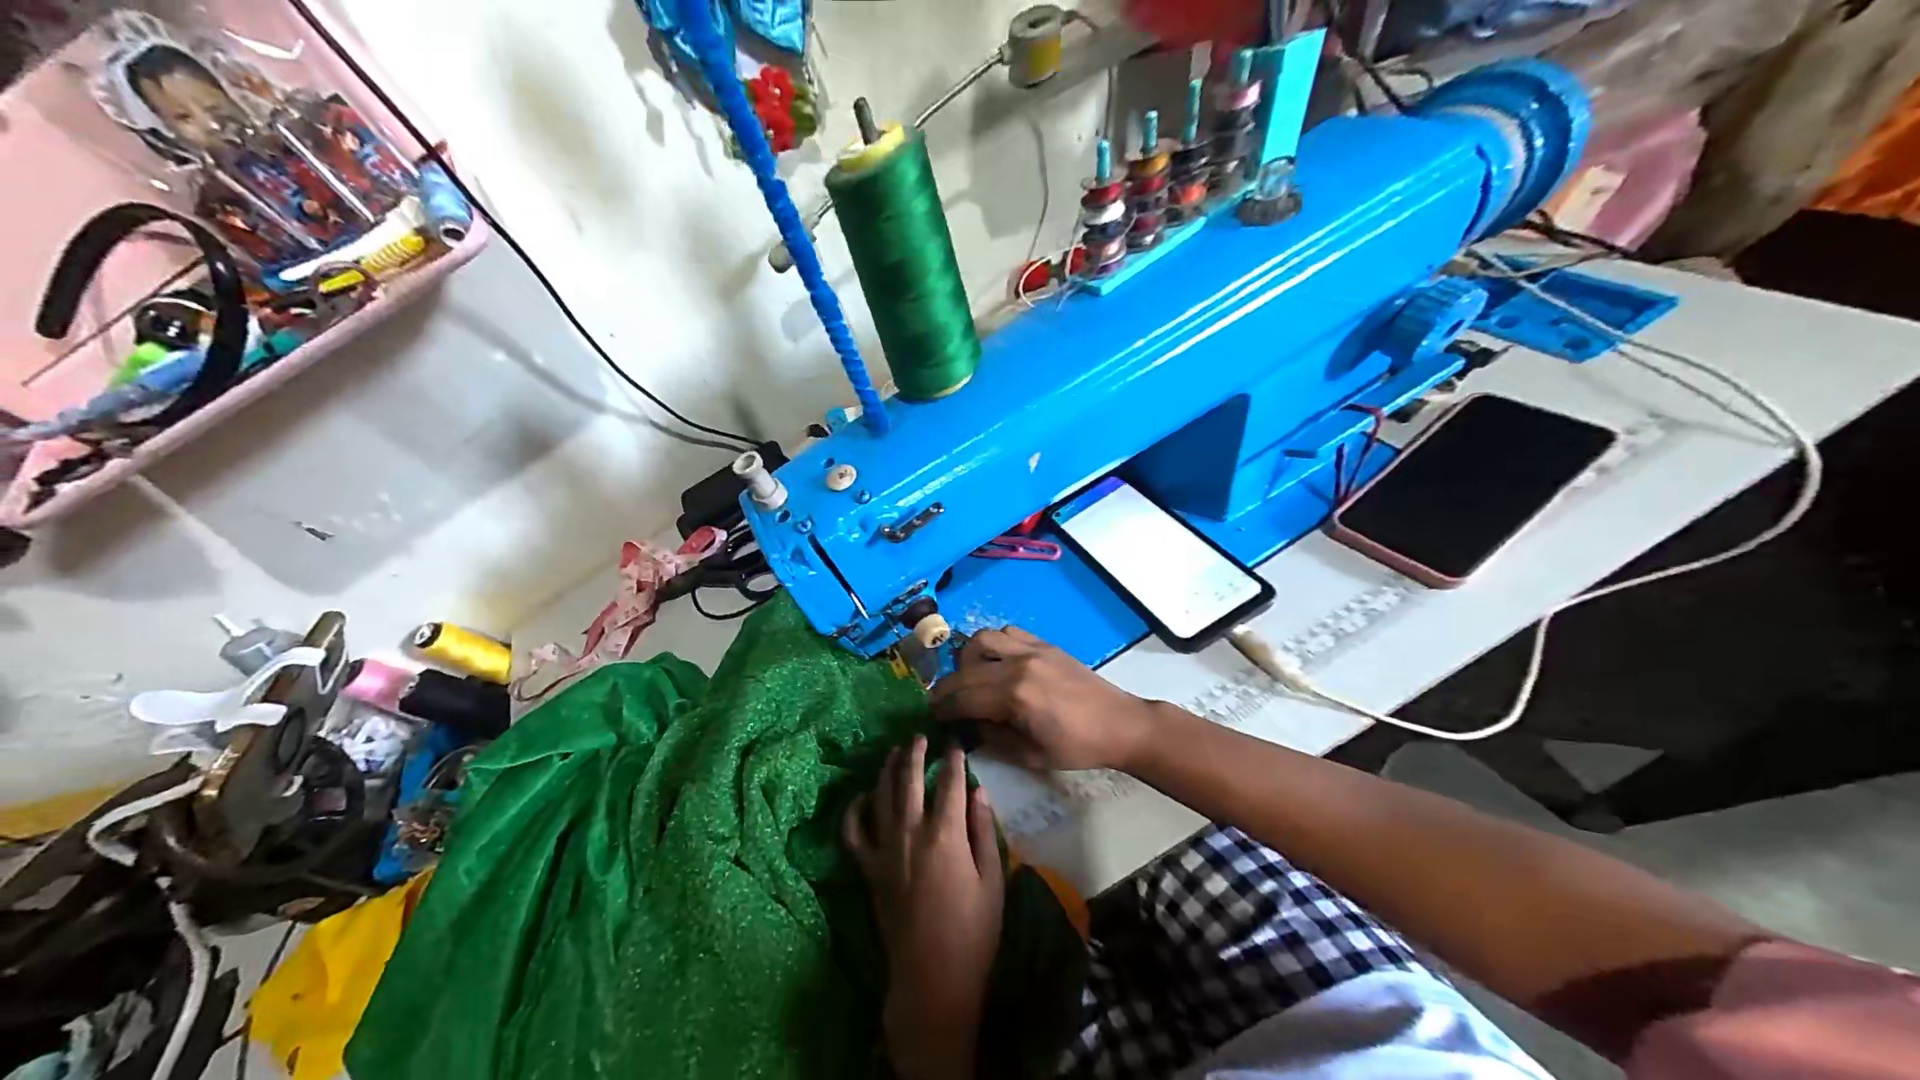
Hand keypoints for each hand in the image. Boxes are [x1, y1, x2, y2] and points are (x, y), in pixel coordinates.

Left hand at [844, 737, 1003, 1079]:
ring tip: (896, 752)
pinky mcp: (868, 870)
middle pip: (909, 780)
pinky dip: (855, 810)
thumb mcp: (993, 880)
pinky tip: (863, 795)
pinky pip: (853, 833)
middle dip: (915, 754)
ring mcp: (884, 851)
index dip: (954, 761)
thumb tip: (979, 791)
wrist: (933, 979)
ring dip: (888, 770)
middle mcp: (910, 834)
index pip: (950, 784)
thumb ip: (983, 831)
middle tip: (921, 737)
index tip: (956, 745)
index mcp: (945, 836)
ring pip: (881, 797)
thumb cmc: (974, 932)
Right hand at [930, 626, 1166, 771]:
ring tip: (970, 678)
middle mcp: (1018, 664)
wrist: (1119, 723)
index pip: (963, 698)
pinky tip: (996, 664)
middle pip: (965, 668)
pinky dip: (993, 645)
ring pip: (982, 639)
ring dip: (968, 659)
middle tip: (940, 702)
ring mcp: (1031, 649)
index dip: (942, 709)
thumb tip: (966, 724)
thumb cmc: (1076, 747)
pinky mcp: (1044, 643)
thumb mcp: (1029, 754)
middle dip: (946, 687)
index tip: (930, 716)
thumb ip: (991, 737)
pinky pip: (1007, 633)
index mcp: (1014, 695)